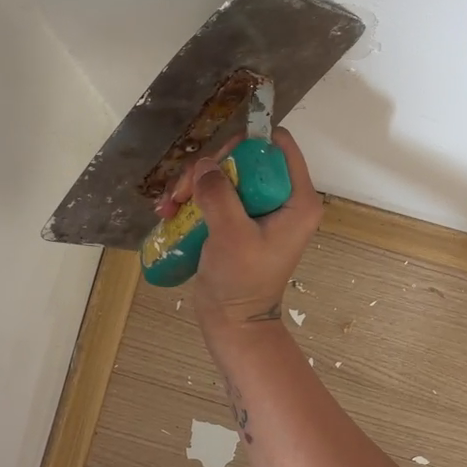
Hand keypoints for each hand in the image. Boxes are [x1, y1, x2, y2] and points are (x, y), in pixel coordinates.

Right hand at [158, 127, 321, 330]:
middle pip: (246, 158)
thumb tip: (205, 165)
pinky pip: (215, 194)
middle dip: (211, 169)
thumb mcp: (231, 236)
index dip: (248, 145)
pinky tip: (169, 211)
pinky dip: (192, 199)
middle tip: (185, 190)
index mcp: (297, 200)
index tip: (220, 162)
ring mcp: (258, 210)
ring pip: (225, 174)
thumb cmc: (242, 282)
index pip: (279, 146)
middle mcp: (282, 199)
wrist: (233, 321)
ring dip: (194, 185)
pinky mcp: (238, 220)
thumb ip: (219, 195)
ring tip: (170, 206)